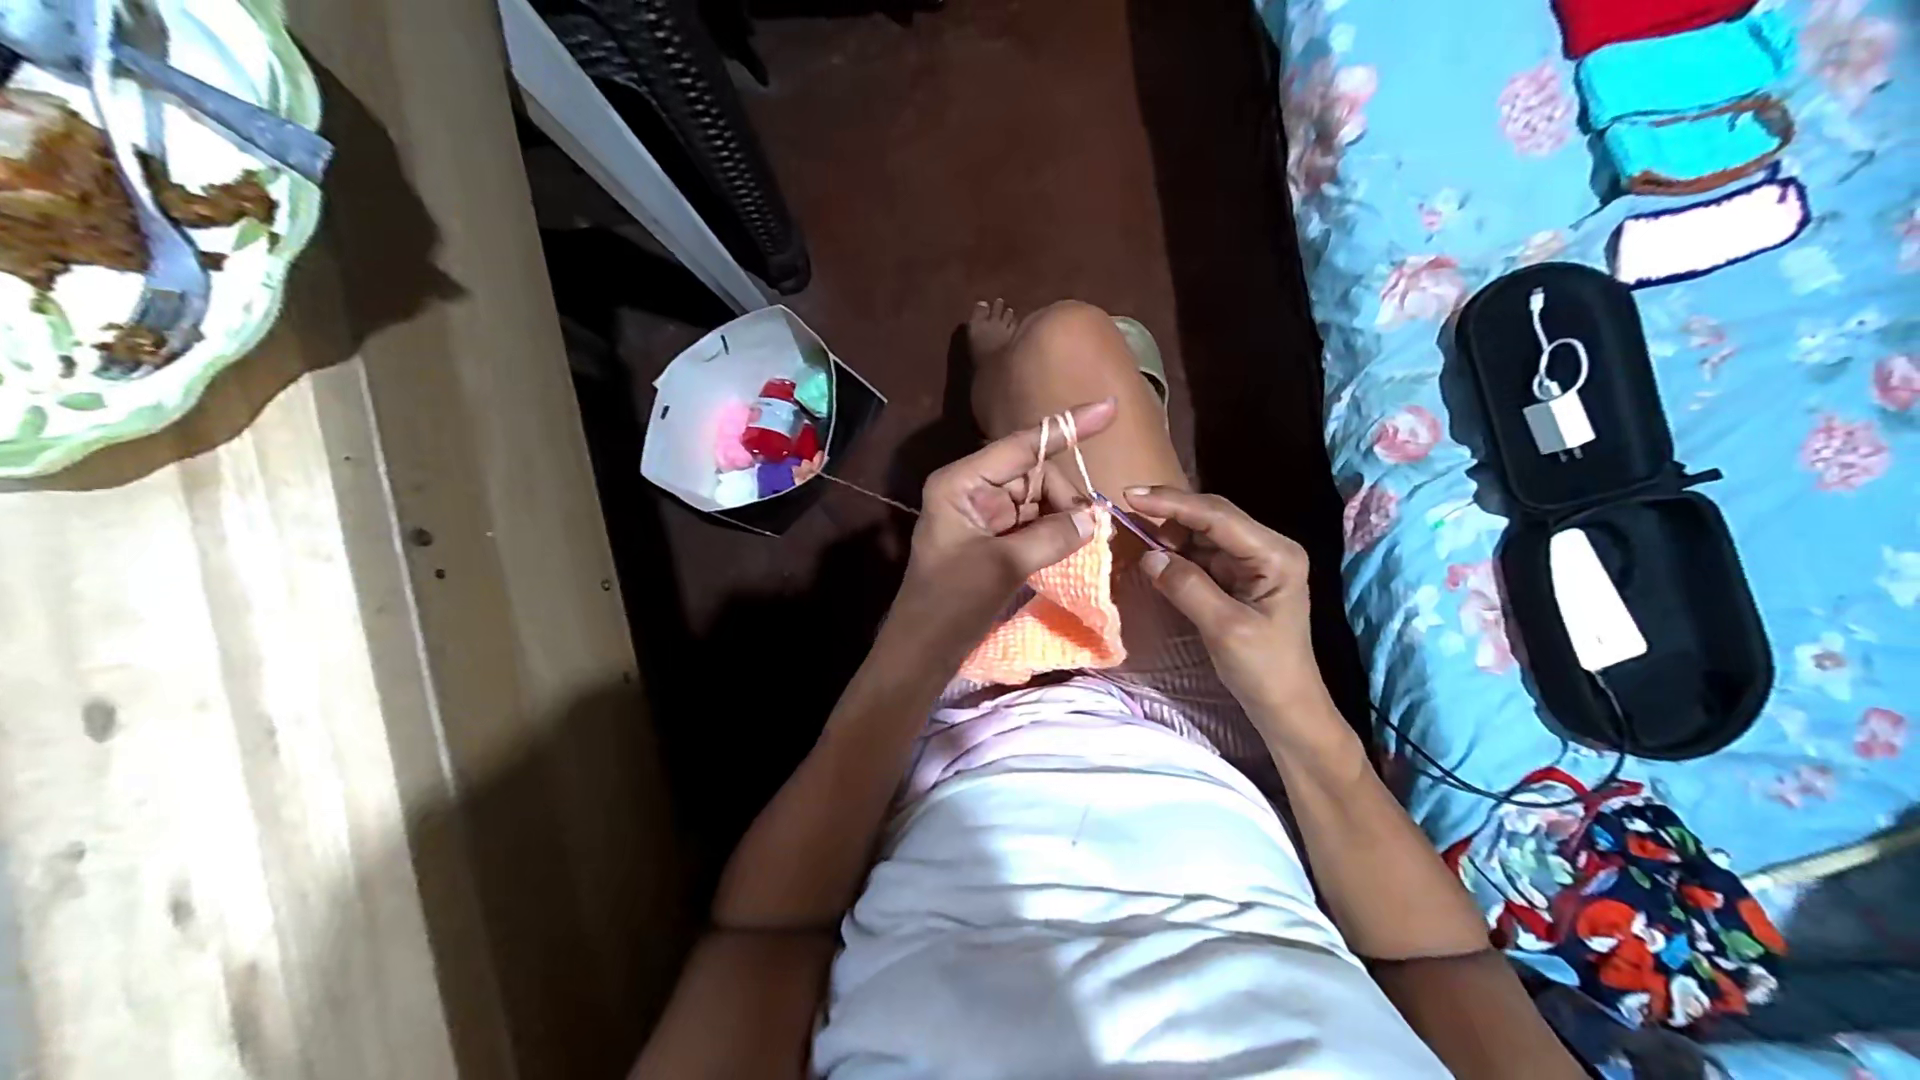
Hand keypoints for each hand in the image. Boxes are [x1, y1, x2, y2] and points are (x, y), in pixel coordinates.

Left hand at [897, 398, 1115, 635]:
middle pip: (1035, 472)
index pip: (1021, 445)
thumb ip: (1052, 535)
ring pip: (1039, 498)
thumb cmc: (951, 602)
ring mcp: (983, 513)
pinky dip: (1055, 530)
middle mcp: (972, 488)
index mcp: (962, 482)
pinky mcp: (993, 537)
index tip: (1109, 407)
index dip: (1067, 427)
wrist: (924, 648)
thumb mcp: (1003, 565)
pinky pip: (1034, 521)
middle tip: (1089, 527)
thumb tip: (1093, 518)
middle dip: (1065, 495)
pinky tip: (1072, 544)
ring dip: (1064, 514)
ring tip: (1083, 540)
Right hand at [1125, 487, 1345, 749]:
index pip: (1218, 517)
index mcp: (1275, 555)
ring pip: (1202, 533)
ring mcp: (1252, 562)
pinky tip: (1154, 556)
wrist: (1285, 706)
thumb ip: (1187, 587)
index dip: (1172, 503)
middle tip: (1125, 510)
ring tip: (1135, 537)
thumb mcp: (1224, 628)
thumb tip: (1149, 556)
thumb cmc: (1264, 668)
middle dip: (1169, 513)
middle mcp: (1267, 548)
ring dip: (1169, 533)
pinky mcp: (1237, 577)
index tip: (1131, 495)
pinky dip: (1175, 553)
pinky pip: (1200, 554)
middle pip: (1211, 516)